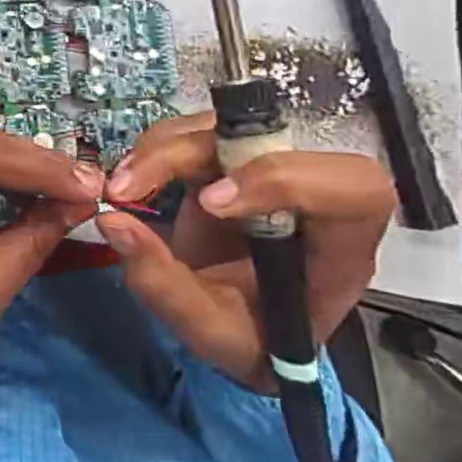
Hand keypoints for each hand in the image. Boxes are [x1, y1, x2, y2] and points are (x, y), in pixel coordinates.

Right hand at [96, 112, 395, 390]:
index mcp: (340, 243)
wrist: (248, 324)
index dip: (280, 179)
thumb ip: (164, 284)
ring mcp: (266, 167)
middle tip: (126, 189)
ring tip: (120, 188)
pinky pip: (192, 134)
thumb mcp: (210, 330)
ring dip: (160, 149)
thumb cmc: (250, 334)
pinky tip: (129, 180)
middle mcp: (312, 190)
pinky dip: (152, 150)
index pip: (349, 187)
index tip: (207, 204)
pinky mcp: (228, 159)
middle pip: (263, 140)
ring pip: (219, 127)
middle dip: (184, 155)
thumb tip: (112, 220)